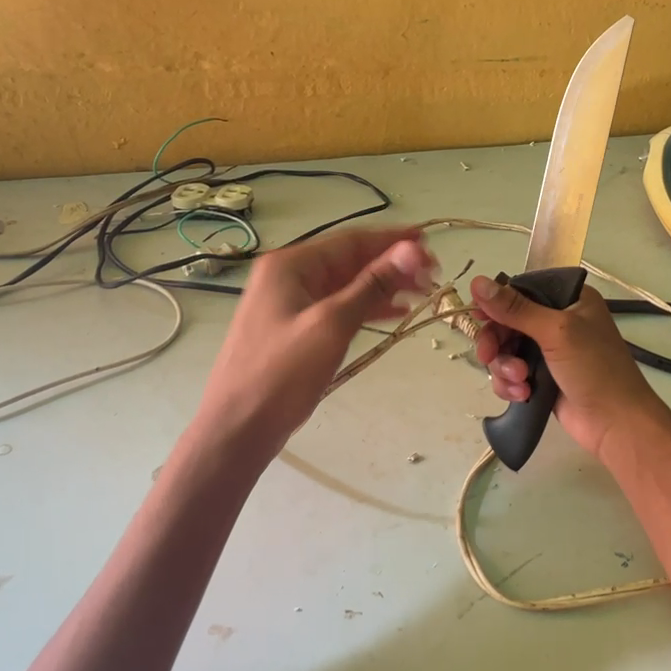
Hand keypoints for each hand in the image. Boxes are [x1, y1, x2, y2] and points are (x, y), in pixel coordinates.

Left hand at [202, 227, 434, 442]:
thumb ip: (373, 284)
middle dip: (392, 264)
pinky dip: (367, 307)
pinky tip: (395, 313)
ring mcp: (291, 303)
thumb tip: (411, 250)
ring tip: (423, 293)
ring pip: (347, 284)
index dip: (393, 240)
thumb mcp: (332, 324)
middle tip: (433, 275)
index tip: (431, 245)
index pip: (352, 240)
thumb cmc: (281, 374)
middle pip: (351, 260)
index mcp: (290, 265)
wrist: (237, 430)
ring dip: (384, 286)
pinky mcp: (297, 329)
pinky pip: (339, 306)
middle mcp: (289, 276)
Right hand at [471, 276, 670, 459]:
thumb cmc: (594, 368)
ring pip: (507, 350)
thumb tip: (477, 282)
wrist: (616, 423)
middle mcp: (558, 320)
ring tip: (520, 382)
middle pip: (508, 322)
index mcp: (568, 299)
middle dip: (498, 342)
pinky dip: (511, 384)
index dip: (497, 304)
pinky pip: (512, 374)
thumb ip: (515, 309)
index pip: (522, 290)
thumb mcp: (556, 332)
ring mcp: (549, 351)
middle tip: (488, 356)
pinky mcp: (542, 378)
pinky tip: (522, 394)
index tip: (479, 318)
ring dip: (506, 366)